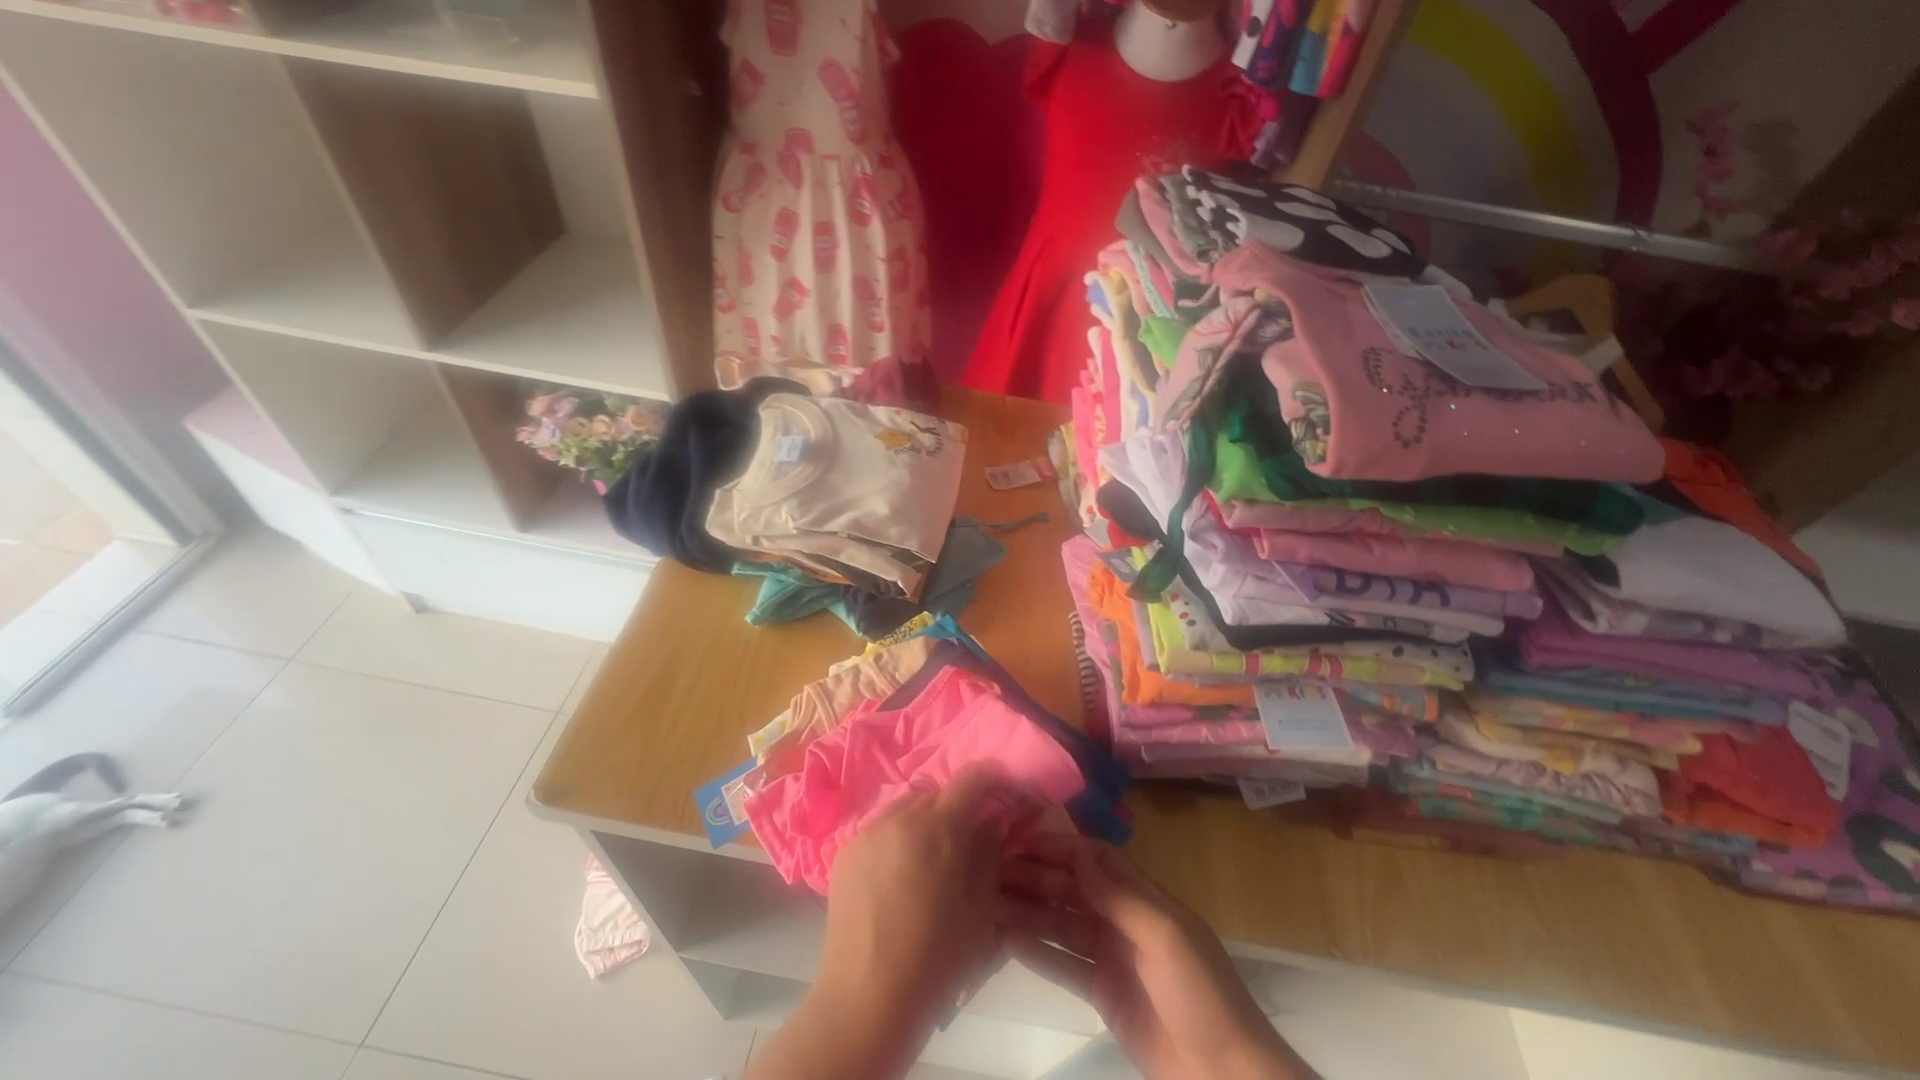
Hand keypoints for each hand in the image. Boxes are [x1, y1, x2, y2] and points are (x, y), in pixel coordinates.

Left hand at [817, 765, 1006, 1026]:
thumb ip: (989, 854)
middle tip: (967, 837)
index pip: (971, 779)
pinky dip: (896, 840)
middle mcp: (901, 818)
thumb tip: (991, 822)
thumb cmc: (938, 955)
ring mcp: (868, 834)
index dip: (991, 778)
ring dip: (923, 822)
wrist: (869, 993)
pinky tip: (900, 877)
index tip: (1002, 789)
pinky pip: (879, 832)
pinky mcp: (845, 854)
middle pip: (935, 793)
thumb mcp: (982, 907)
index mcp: (941, 826)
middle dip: (955, 806)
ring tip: (930, 859)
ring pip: (903, 810)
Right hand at [1003, 833, 1312, 1079]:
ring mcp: (1112, 958)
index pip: (1096, 860)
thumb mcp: (1164, 936)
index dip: (1060, 847)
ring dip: (1028, 912)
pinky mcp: (1102, 992)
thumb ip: (1119, 896)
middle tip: (990, 873)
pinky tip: (1005, 941)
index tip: (1019, 840)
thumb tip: (1077, 853)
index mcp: (1146, 900)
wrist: (1222, 1070)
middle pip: (1073, 890)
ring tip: (987, 903)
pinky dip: (1036, 952)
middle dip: (1035, 878)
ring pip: (1062, 925)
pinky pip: (1064, 965)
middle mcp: (1125, 922)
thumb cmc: (1201, 993)